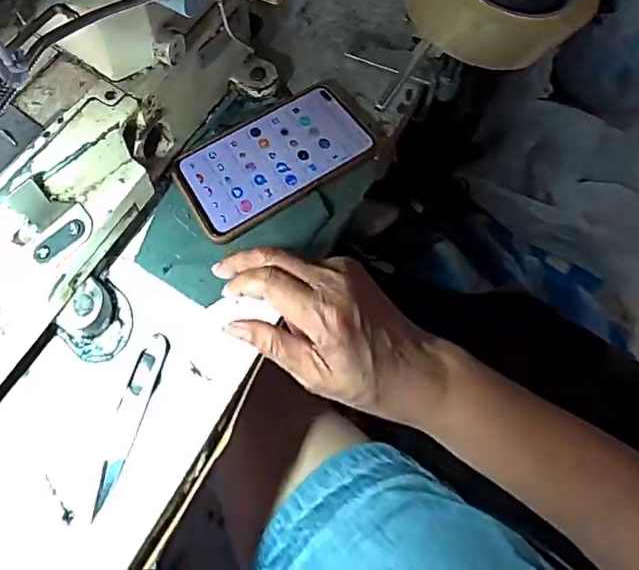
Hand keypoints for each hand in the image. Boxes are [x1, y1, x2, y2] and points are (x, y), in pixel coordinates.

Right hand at [214, 248, 449, 425]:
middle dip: (243, 260)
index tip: (225, 293)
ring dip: (263, 265)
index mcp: (323, 313)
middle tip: (221, 270)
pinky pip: (307, 262)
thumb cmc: (366, 382)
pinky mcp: (349, 266)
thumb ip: (271, 345)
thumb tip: (233, 325)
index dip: (241, 283)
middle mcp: (332, 282)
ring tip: (243, 282)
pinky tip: (284, 291)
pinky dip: (288, 271)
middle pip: (275, 257)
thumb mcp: (315, 376)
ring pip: (289, 256)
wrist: (418, 368)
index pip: (269, 282)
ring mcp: (342, 269)